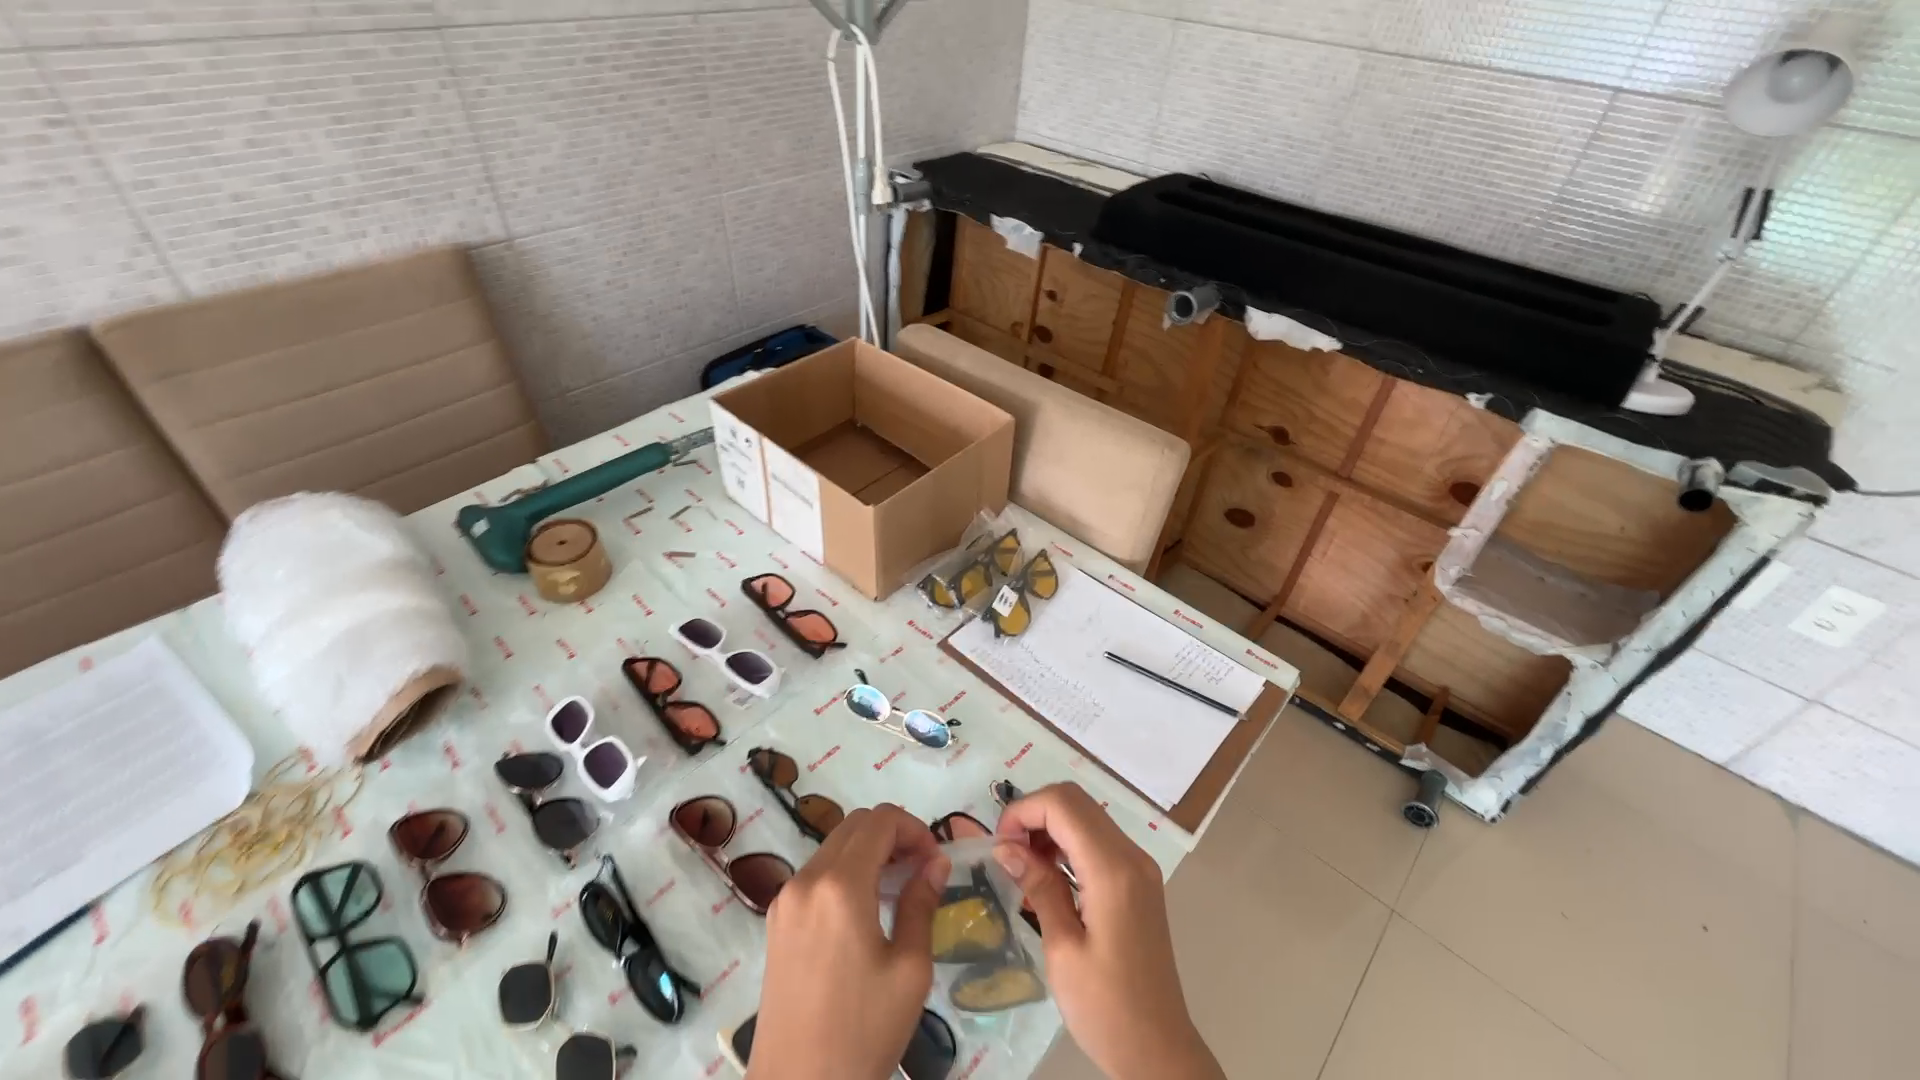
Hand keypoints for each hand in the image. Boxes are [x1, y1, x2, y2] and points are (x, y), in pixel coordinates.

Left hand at [747, 804, 949, 1079]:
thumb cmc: (862, 1031)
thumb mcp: (910, 969)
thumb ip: (922, 905)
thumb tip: (934, 865)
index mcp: (839, 885)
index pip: (880, 820)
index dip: (915, 828)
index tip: (936, 861)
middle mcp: (806, 880)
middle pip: (854, 825)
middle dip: (894, 835)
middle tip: (923, 870)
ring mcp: (785, 900)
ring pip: (834, 847)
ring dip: (870, 853)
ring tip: (900, 891)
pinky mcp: (777, 922)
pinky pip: (817, 875)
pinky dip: (847, 873)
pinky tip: (868, 910)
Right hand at [995, 784, 1222, 1079]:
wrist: (1157, 1049)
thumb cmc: (1105, 1006)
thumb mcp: (1062, 947)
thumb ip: (1038, 886)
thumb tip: (1006, 846)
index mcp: (1113, 870)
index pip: (1063, 804)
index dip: (1023, 811)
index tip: (1000, 847)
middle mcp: (1132, 856)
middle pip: (1076, 801)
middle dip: (1034, 815)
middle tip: (1008, 855)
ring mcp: (1139, 868)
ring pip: (1087, 817)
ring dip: (1050, 829)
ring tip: (1024, 871)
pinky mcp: (1138, 882)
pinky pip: (1098, 842)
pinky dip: (1068, 846)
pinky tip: (1048, 880)